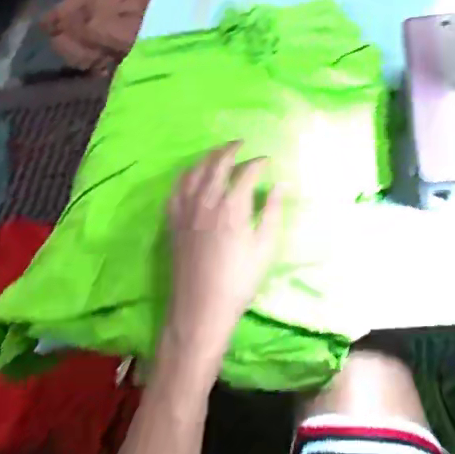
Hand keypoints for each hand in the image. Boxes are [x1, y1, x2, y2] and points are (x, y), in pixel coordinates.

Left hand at [159, 143, 283, 382]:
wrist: (200, 309)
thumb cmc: (239, 280)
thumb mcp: (266, 246)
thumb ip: (272, 210)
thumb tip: (281, 184)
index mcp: (232, 206)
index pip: (247, 172)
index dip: (259, 163)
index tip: (268, 161)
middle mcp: (207, 201)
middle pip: (217, 163)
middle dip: (231, 150)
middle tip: (243, 144)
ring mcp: (186, 210)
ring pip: (195, 171)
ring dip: (209, 157)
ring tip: (220, 153)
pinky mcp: (173, 222)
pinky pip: (177, 188)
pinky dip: (187, 175)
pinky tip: (193, 174)